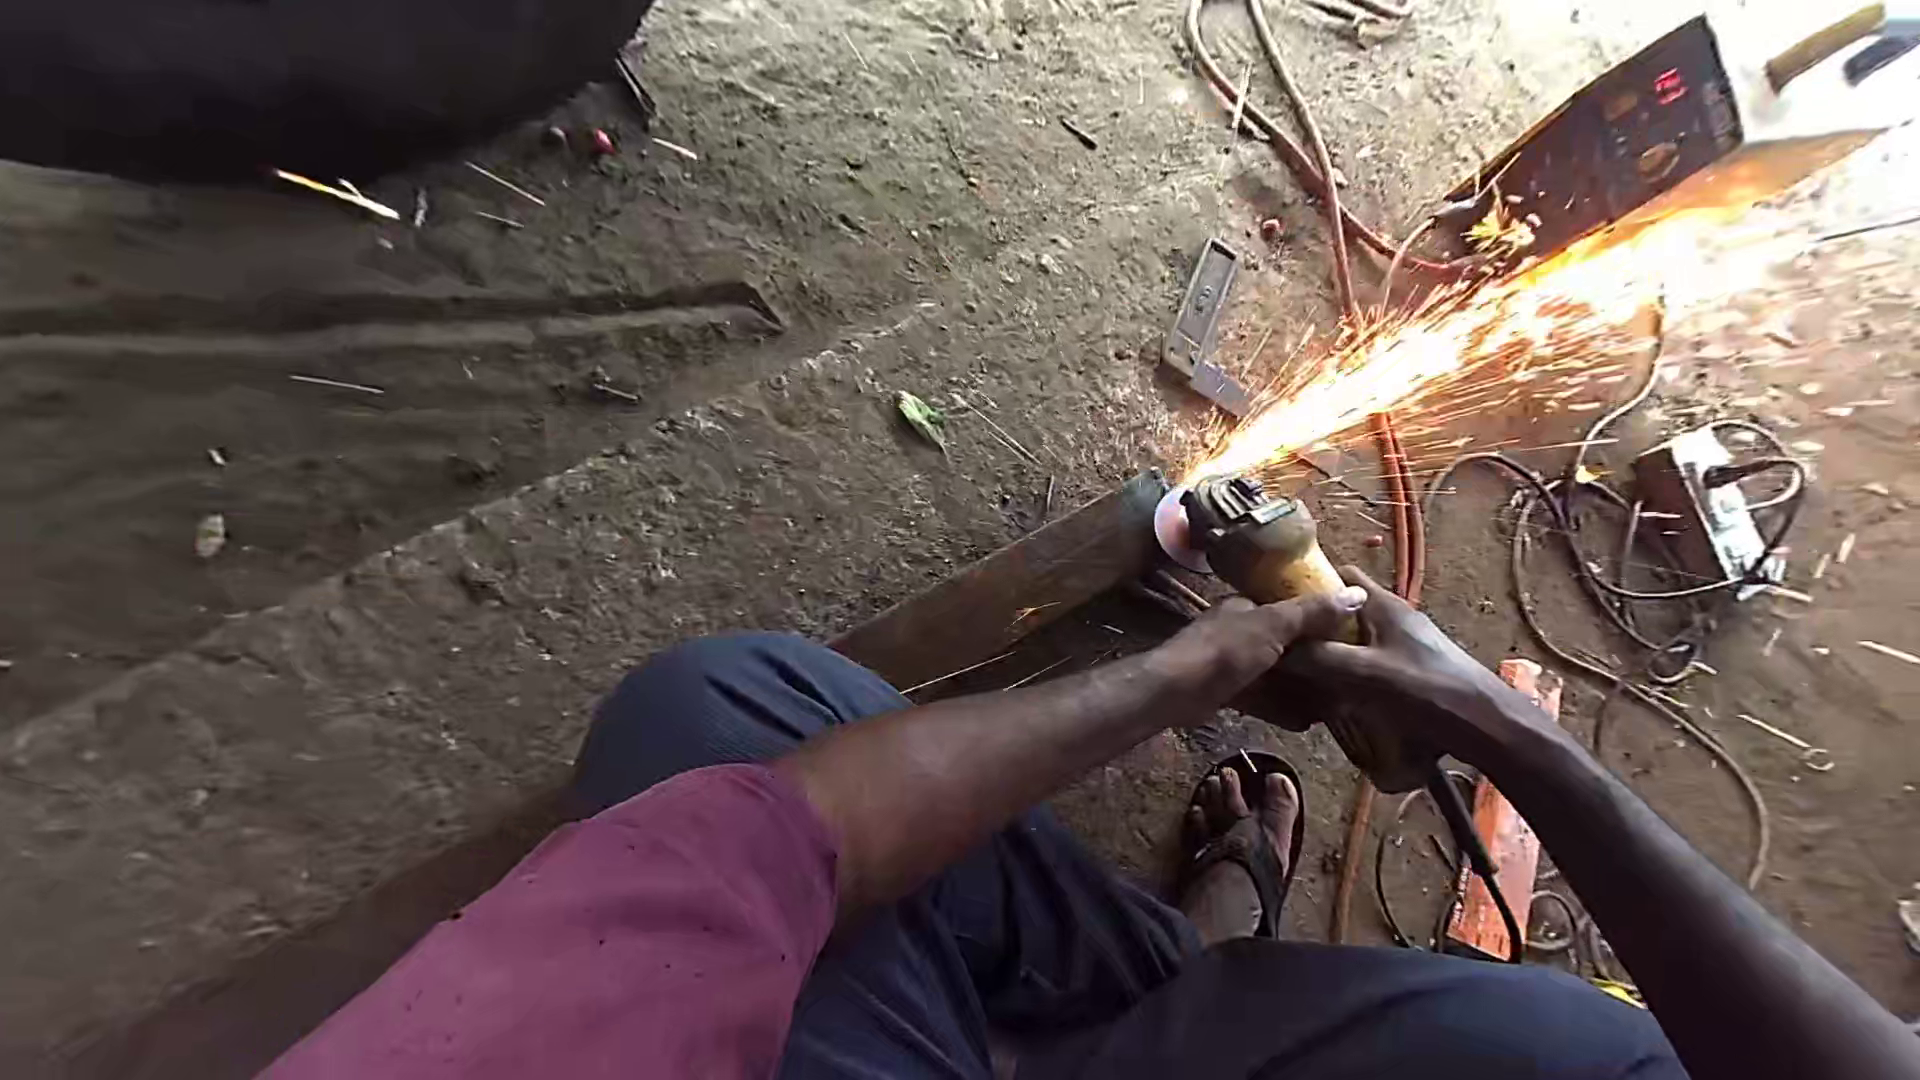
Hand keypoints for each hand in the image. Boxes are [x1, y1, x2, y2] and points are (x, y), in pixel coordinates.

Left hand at [1149, 585, 1367, 725]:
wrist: (1177, 688)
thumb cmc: (1225, 649)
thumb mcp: (1273, 625)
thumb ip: (1311, 613)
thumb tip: (1356, 593)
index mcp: (1245, 609)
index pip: (1287, 609)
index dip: (1318, 622)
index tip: (1351, 639)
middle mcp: (1238, 632)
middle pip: (1283, 645)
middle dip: (1314, 662)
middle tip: (1351, 680)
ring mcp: (1231, 663)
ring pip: (1274, 674)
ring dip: (1301, 688)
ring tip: (1338, 704)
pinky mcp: (1226, 691)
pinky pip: (1261, 698)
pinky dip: (1282, 708)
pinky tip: (1308, 721)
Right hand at [1282, 566, 1558, 769]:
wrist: (1492, 731)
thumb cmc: (1429, 691)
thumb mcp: (1363, 671)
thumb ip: (1316, 657)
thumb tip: (1274, 650)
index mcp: (1383, 605)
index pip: (1340, 574)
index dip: (1307, 579)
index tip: (1275, 596)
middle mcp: (1392, 617)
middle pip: (1340, 608)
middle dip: (1309, 621)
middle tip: (1279, 639)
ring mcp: (1401, 644)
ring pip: (1350, 637)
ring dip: (1324, 648)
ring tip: (1294, 667)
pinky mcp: (1406, 669)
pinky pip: (1362, 659)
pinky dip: (1341, 668)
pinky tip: (1327, 690)